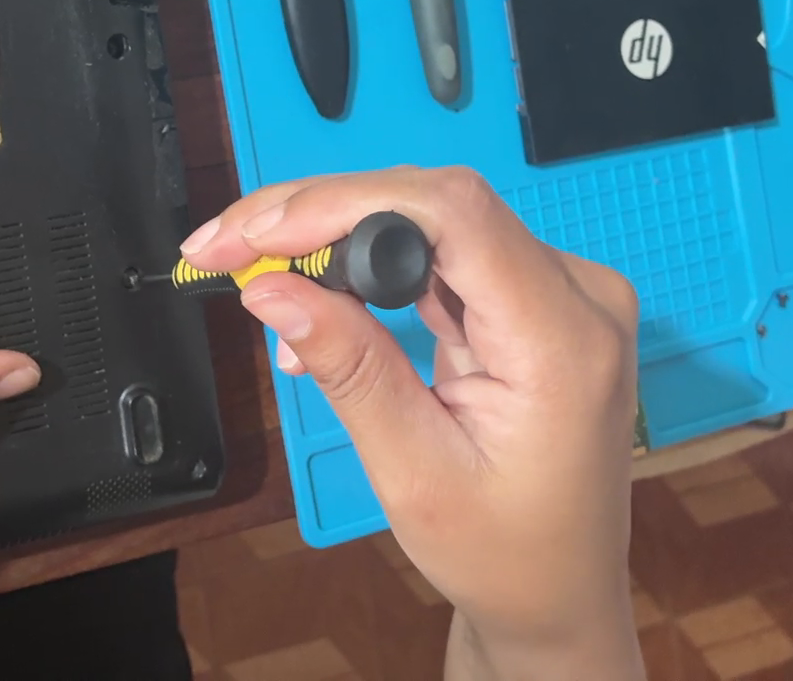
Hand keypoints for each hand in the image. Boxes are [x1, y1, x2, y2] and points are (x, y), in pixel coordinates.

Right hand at [183, 168, 643, 680]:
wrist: (559, 589)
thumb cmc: (502, 553)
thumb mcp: (414, 474)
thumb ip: (348, 368)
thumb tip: (268, 288)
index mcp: (561, 338)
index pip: (452, 213)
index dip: (344, 203)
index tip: (257, 236)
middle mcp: (568, 289)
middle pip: (427, 203)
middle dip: (312, 213)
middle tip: (224, 244)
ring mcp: (545, 284)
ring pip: (416, 215)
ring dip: (322, 231)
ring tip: (248, 264)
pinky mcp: (514, 291)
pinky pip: (423, 248)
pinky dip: (352, 262)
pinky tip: (304, 293)